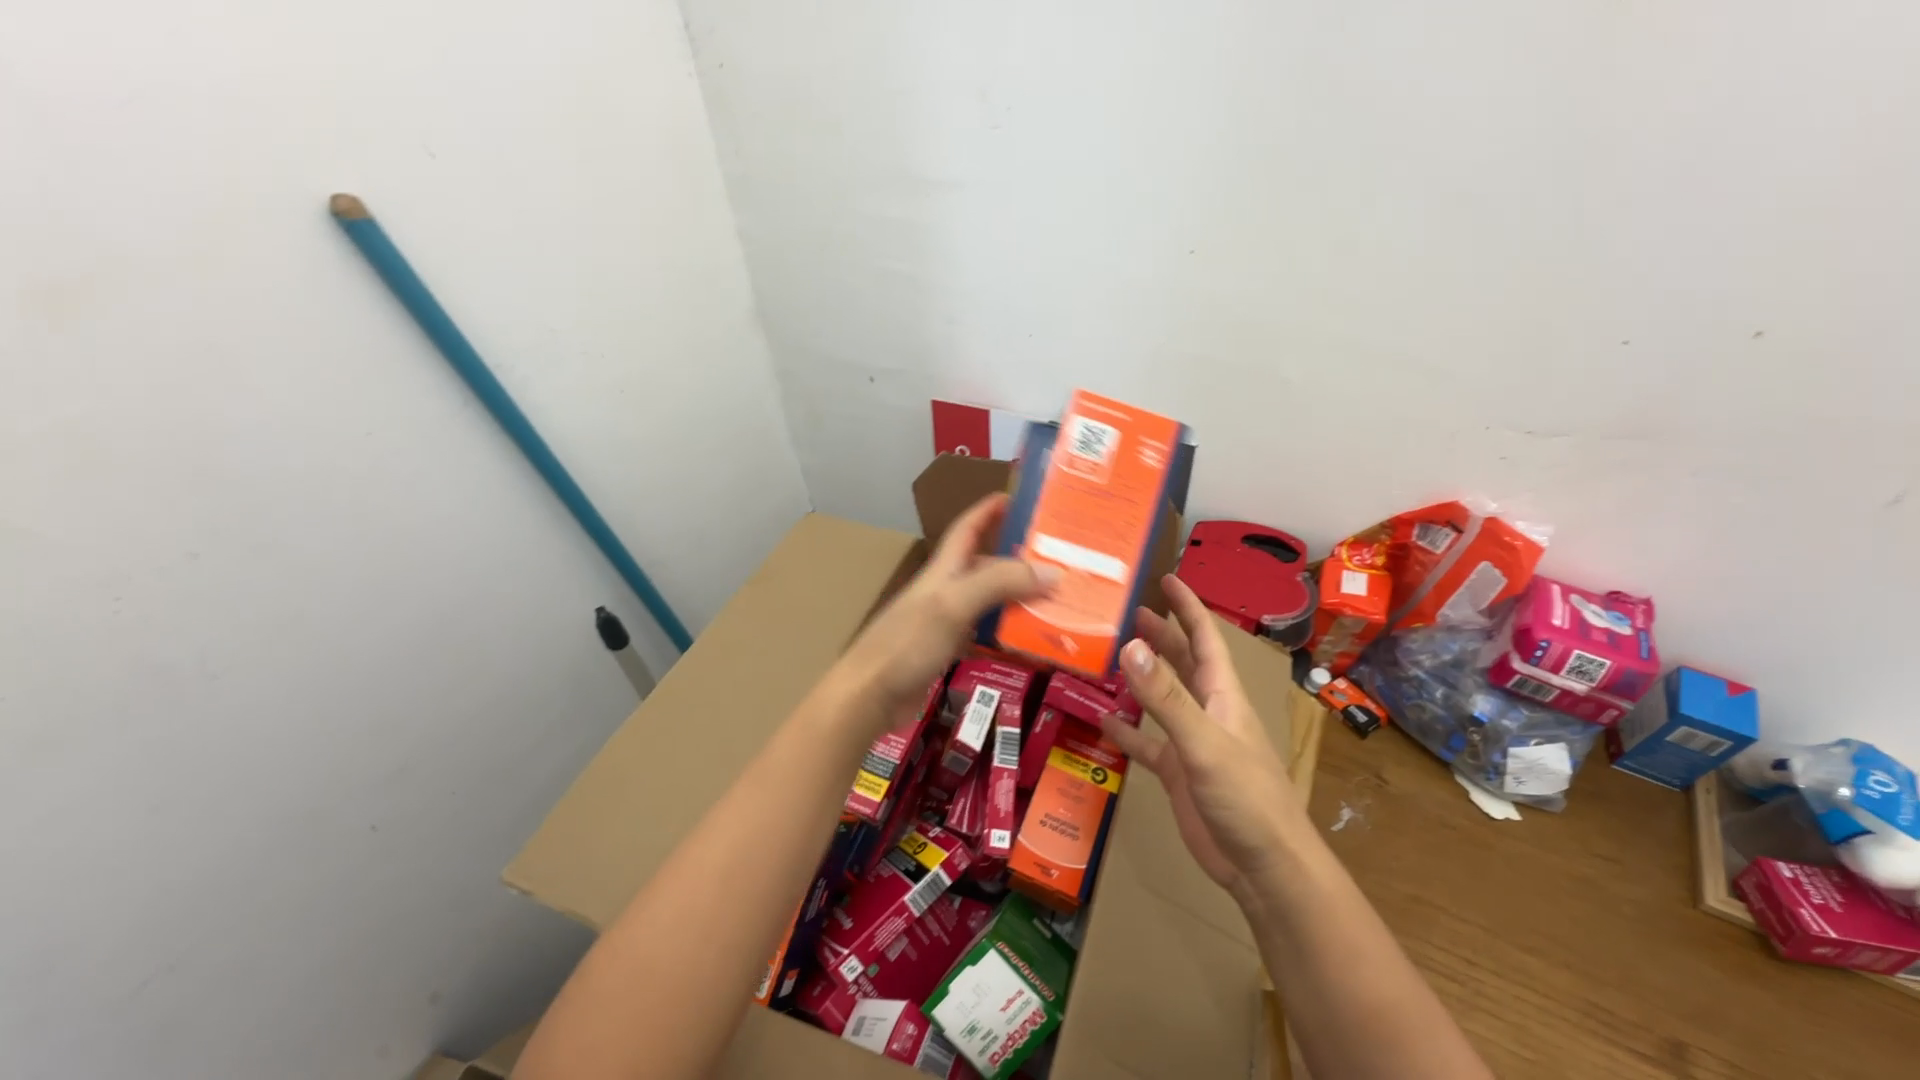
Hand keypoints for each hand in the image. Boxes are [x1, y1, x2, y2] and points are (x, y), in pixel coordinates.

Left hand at [833, 494, 1057, 737]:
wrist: (870, 695)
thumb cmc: (908, 642)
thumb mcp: (955, 604)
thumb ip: (1000, 584)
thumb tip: (1053, 572)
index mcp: (944, 570)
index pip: (968, 527)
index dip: (990, 509)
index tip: (1020, 497)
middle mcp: (945, 590)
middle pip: (985, 565)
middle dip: (1018, 559)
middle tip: (1061, 561)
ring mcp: (944, 621)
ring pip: (988, 600)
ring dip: (1018, 597)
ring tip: (1058, 600)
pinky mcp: (945, 651)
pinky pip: (983, 633)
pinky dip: (1007, 632)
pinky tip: (1029, 640)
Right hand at [1101, 574, 1304, 897]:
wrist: (1263, 865)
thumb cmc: (1245, 797)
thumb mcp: (1203, 742)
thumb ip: (1166, 697)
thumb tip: (1131, 645)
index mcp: (1222, 695)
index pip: (1204, 639)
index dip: (1188, 607)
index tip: (1166, 578)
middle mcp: (1208, 712)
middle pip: (1181, 663)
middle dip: (1160, 635)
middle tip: (1126, 612)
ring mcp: (1192, 743)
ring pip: (1162, 700)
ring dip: (1139, 679)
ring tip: (1106, 657)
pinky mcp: (1178, 773)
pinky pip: (1147, 743)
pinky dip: (1126, 730)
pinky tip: (1101, 720)